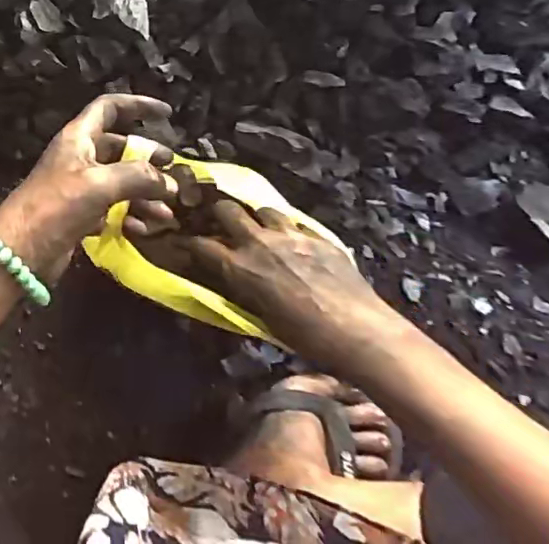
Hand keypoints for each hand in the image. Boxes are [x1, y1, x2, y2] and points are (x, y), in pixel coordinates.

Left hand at [0, 94, 175, 282]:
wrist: (21, 247)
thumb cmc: (56, 205)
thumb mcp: (98, 184)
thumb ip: (137, 177)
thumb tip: (168, 181)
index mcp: (77, 137)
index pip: (108, 108)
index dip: (137, 105)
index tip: (168, 113)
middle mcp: (79, 156)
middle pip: (120, 147)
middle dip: (149, 159)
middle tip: (176, 173)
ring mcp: (79, 185)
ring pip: (121, 180)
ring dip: (146, 194)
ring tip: (167, 213)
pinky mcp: (81, 212)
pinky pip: (113, 207)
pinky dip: (131, 215)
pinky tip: (144, 229)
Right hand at [173, 201, 406, 369]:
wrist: (364, 335)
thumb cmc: (308, 338)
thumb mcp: (263, 316)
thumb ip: (243, 288)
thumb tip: (232, 278)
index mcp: (240, 267)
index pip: (200, 244)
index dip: (188, 241)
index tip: (183, 241)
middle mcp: (259, 243)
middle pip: (227, 209)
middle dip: (221, 213)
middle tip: (224, 224)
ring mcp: (291, 236)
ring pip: (264, 209)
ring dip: (259, 219)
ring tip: (265, 231)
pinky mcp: (319, 238)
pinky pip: (297, 224)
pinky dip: (291, 230)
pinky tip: (298, 244)